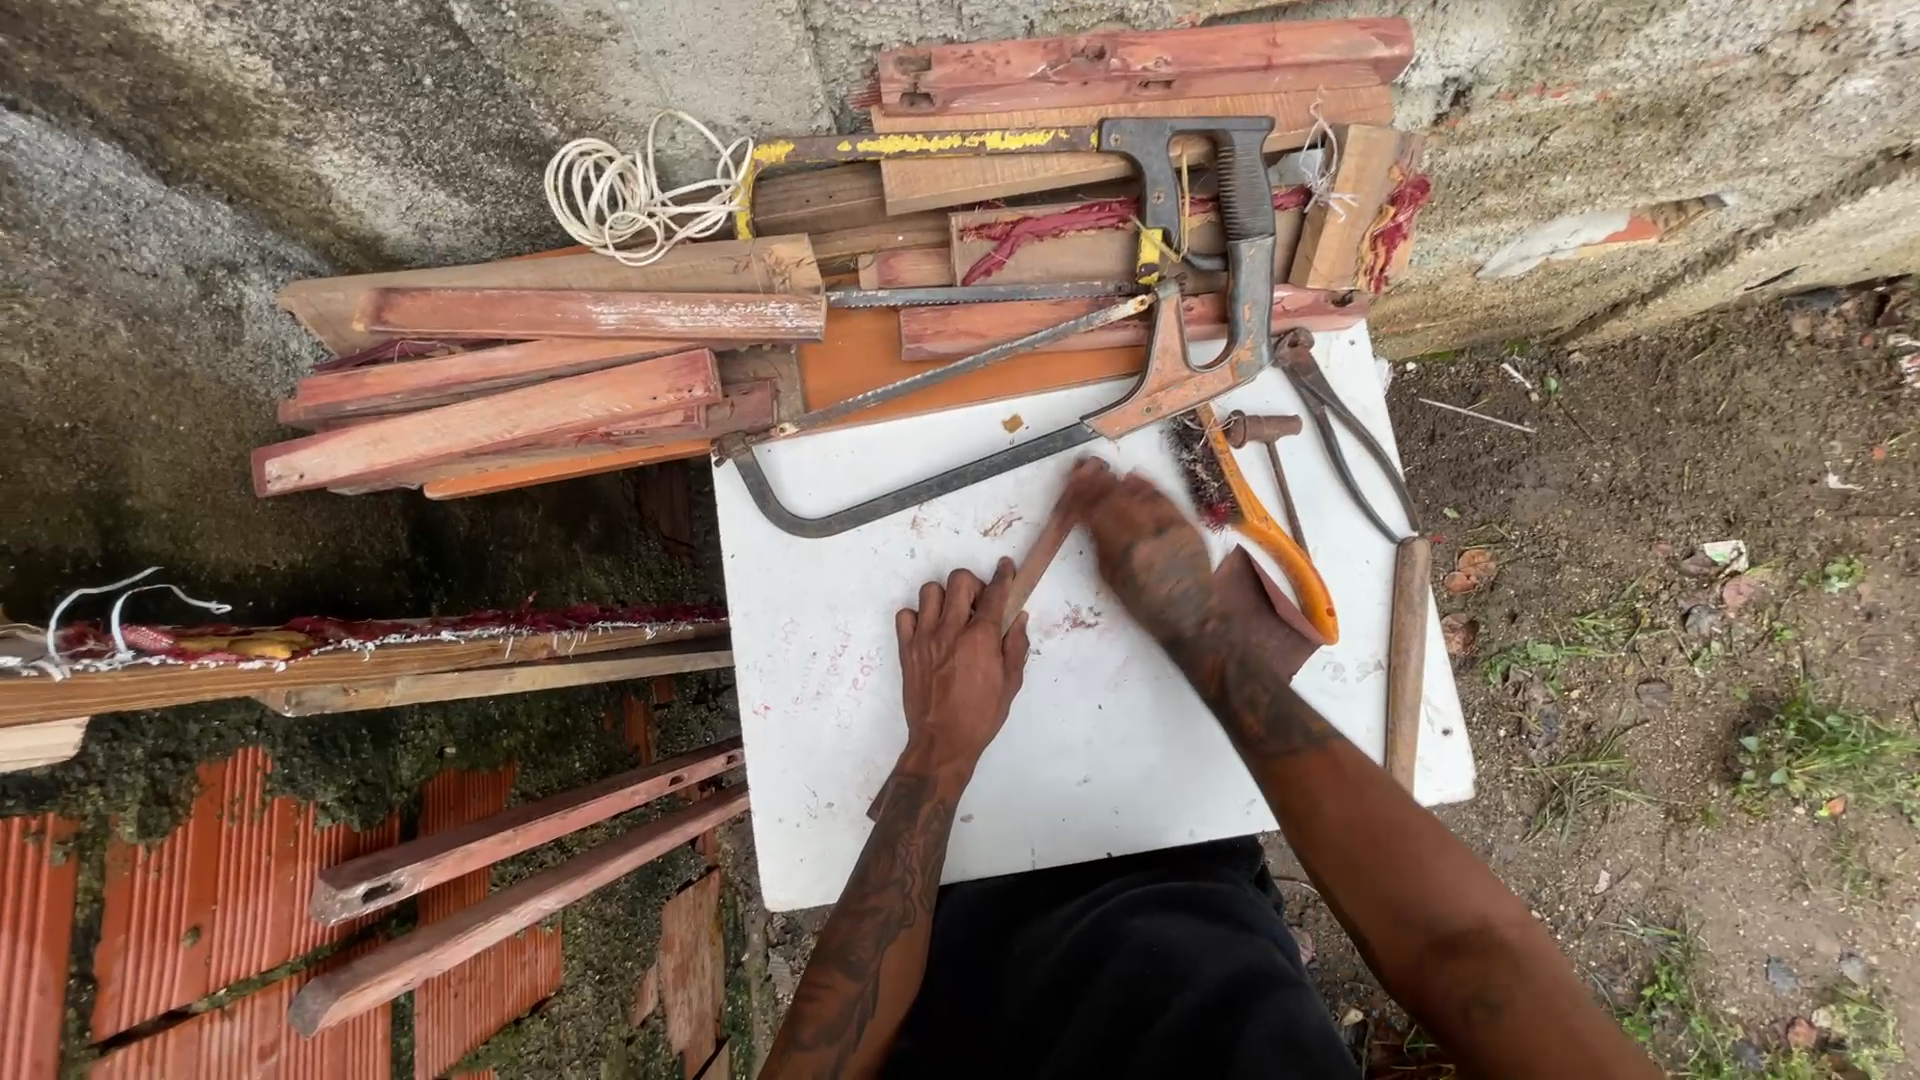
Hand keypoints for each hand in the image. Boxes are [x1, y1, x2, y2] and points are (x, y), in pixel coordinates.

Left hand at [895, 559, 1030, 778]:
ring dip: (944, 598)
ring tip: (952, 616)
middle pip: (959, 580)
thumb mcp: (1011, 683)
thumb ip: (1016, 646)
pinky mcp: (906, 649)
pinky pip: (905, 616)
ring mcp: (925, 638)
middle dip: (973, 585)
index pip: (995, 593)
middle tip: (977, 604)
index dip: (1004, 575)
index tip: (1006, 567)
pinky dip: (917, 617)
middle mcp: (951, 631)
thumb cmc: (981, 716)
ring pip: (930, 592)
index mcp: (981, 639)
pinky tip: (929, 630)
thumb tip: (1019, 618)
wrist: (942, 741)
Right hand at [1061, 457, 1219, 643]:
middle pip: (1116, 498)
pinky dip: (1146, 485)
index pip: (1097, 513)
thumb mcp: (1112, 579)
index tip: (1070, 485)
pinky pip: (1163, 497)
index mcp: (1125, 550)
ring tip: (1102, 471)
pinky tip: (1131, 477)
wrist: (1191, 613)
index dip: (1081, 496)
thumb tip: (1089, 518)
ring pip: (1139, 493)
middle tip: (1082, 469)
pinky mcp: (1186, 523)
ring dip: (1117, 480)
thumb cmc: (1145, 604)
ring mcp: (1169, 525)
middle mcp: (1148, 533)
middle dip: (1096, 482)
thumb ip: (1100, 545)